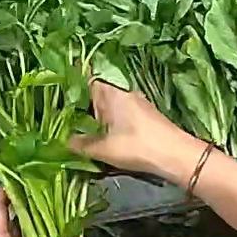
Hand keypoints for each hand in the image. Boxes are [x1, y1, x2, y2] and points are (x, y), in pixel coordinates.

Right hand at [71, 81, 208, 182]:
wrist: (177, 156)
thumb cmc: (137, 147)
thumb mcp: (104, 149)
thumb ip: (82, 144)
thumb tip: (65, 141)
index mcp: (110, 94)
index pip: (86, 79)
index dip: (73, 83)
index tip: (59, 91)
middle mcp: (122, 93)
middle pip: (96, 92)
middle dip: (81, 103)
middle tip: (63, 115)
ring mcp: (136, 103)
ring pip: (108, 104)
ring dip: (96, 113)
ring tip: (79, 127)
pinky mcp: (144, 115)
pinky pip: (119, 112)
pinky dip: (109, 120)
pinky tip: (103, 134)